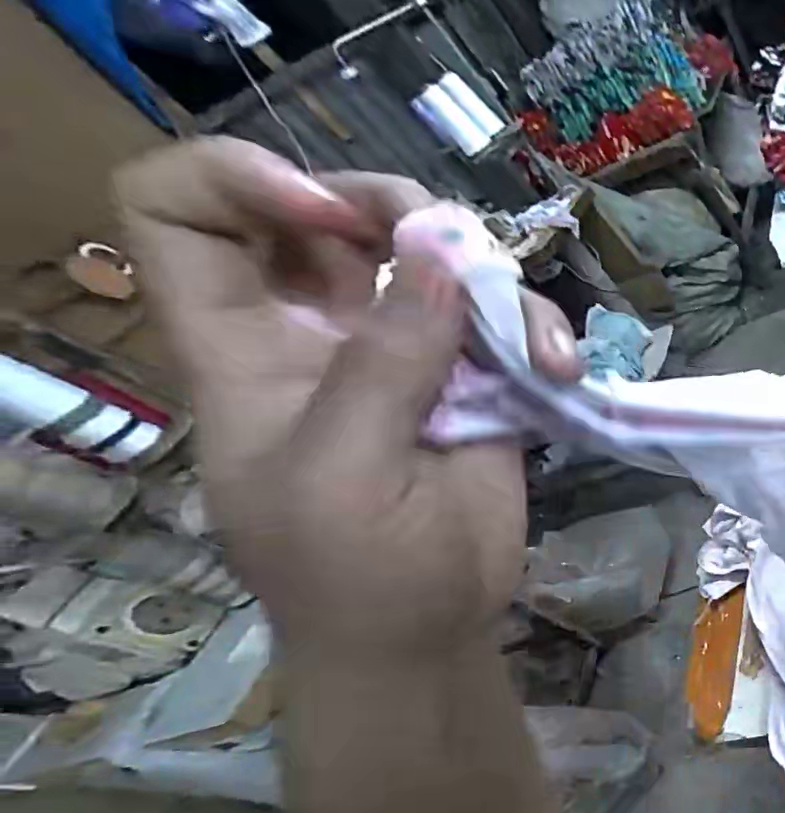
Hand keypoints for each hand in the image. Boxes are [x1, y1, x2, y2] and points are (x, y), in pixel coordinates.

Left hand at [117, 138, 580, 661]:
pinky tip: (563, 374)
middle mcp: (330, 336)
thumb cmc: (354, 568)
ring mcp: (417, 361)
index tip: (333, 219)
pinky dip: (542, 339)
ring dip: (502, 292)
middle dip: (402, 216)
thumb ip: (383, 366)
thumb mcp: (343, 469)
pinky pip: (511, 332)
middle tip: (464, 254)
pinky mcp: (486, 390)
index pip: (190, 214)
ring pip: (447, 272)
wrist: (430, 626)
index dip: (246, 183)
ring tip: (544, 355)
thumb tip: (440, 260)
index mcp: (248, 346)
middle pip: (338, 219)